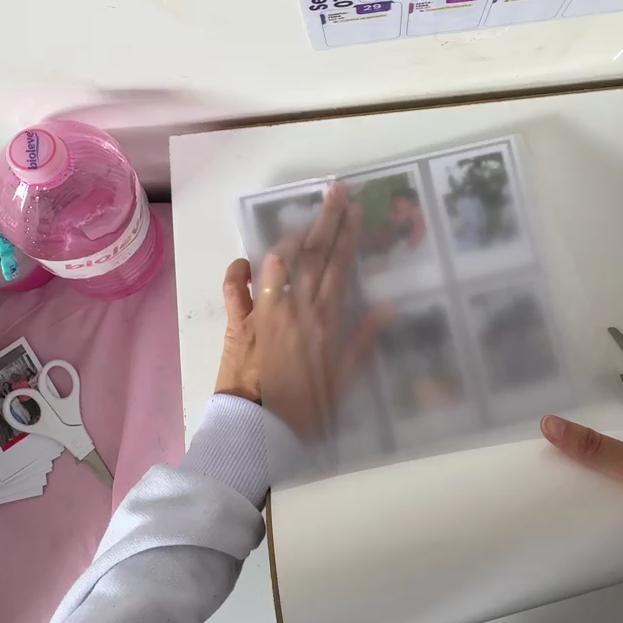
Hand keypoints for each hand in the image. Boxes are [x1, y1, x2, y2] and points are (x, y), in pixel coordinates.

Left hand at [215, 182, 381, 439]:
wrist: (257, 432)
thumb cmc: (305, 410)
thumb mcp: (343, 381)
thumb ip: (363, 342)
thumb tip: (387, 308)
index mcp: (324, 320)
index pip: (340, 266)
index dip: (349, 234)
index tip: (356, 208)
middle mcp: (296, 307)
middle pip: (314, 254)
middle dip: (327, 219)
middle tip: (336, 190)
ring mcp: (265, 312)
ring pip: (278, 263)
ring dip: (290, 238)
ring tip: (302, 222)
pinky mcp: (238, 324)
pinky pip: (235, 290)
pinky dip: (238, 273)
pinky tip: (244, 261)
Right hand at [542, 413, 622, 568]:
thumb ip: (594, 448)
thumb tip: (548, 423)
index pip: (614, 425)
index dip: (587, 431)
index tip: (554, 440)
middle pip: (614, 455)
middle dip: (588, 463)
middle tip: (550, 468)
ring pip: (619, 483)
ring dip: (599, 489)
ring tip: (558, 492)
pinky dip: (611, 510)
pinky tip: (585, 515)